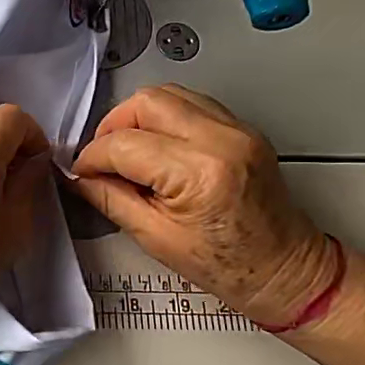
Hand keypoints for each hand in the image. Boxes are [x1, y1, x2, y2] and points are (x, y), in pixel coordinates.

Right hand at [69, 84, 336, 328]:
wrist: (284, 269)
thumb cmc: (229, 264)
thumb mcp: (152, 237)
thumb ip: (108, 198)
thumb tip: (79, 177)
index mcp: (200, 173)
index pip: (122, 143)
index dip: (92, 158)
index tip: (82, 173)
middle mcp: (222, 140)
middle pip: (144, 103)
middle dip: (111, 128)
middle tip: (102, 158)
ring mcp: (237, 129)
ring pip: (166, 95)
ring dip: (136, 119)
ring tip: (127, 152)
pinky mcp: (242, 128)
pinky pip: (190, 104)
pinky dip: (163, 119)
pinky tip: (156, 148)